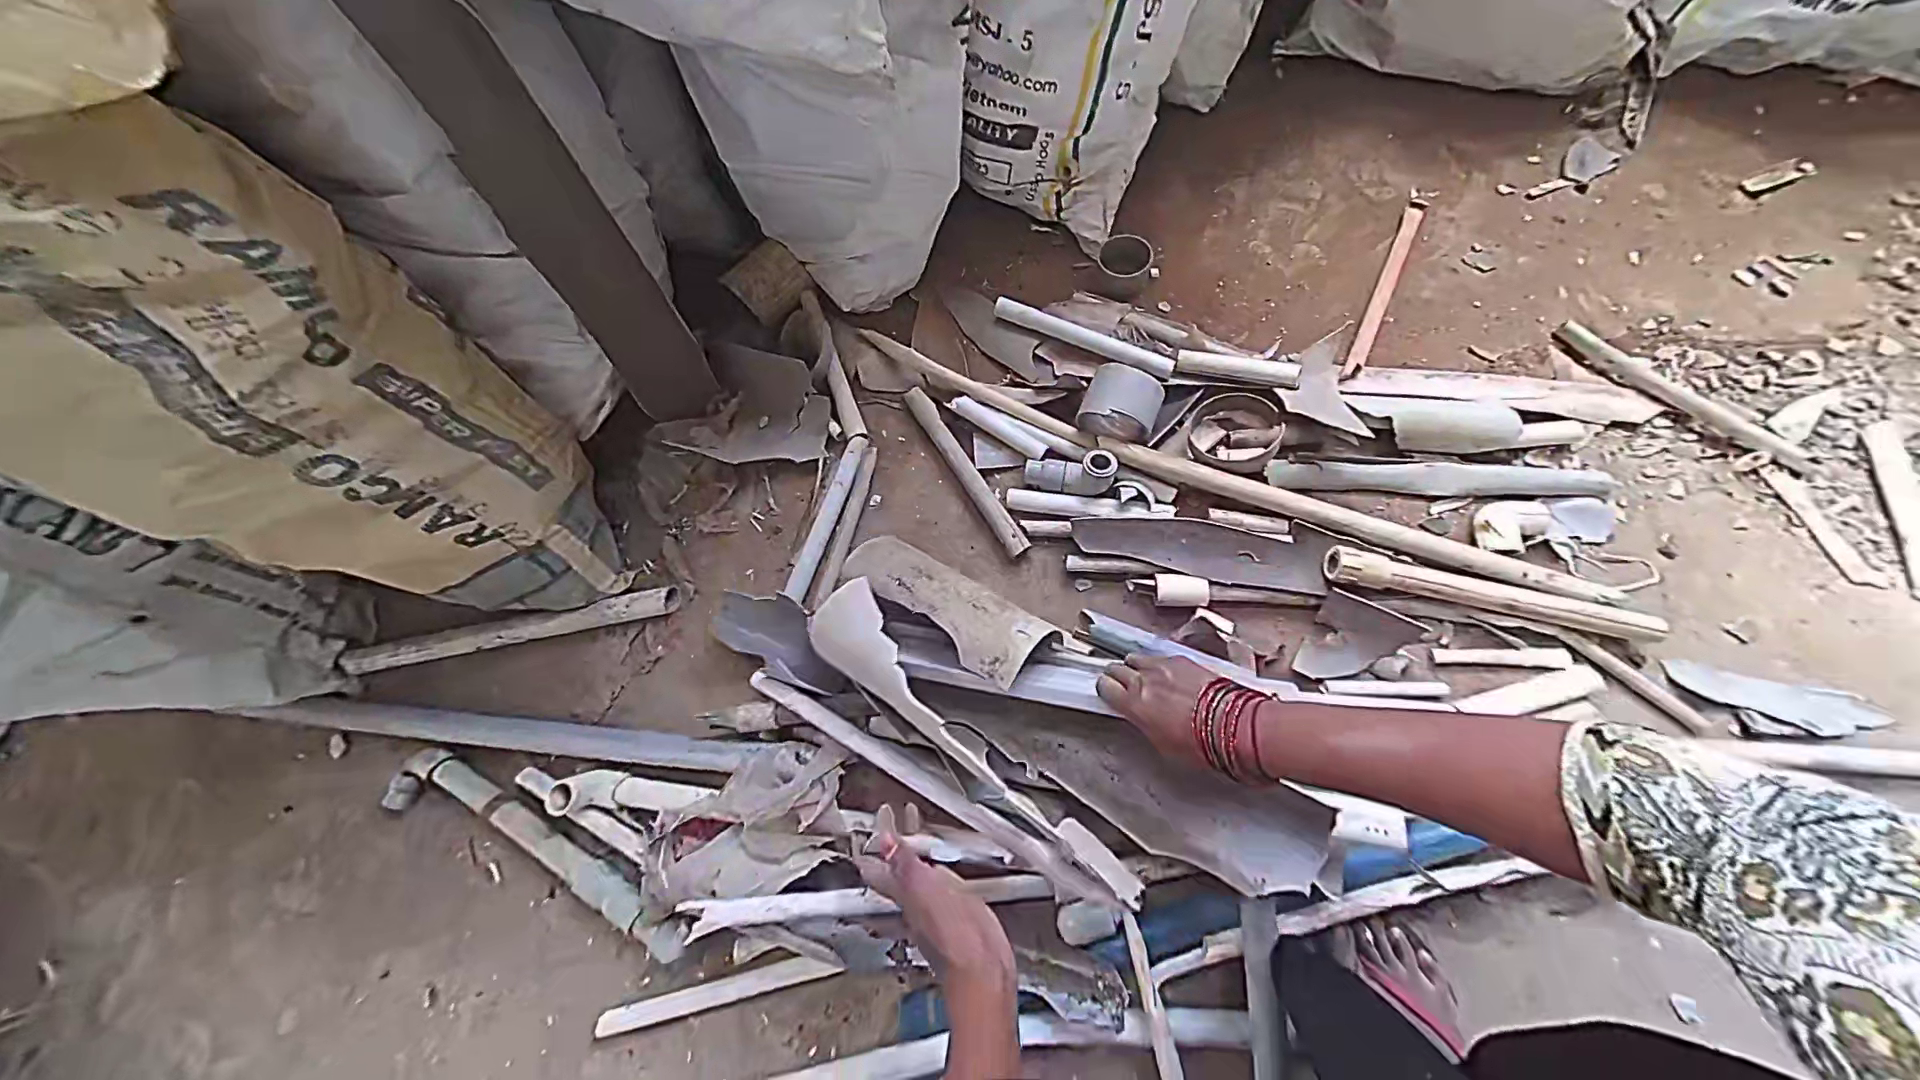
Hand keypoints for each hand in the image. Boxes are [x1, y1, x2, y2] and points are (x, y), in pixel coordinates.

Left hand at [855, 808, 1014, 984]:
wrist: (983, 967)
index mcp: (901, 894)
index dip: (878, 840)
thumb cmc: (952, 938)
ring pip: (919, 872)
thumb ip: (904, 863)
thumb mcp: (923, 889)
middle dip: (896, 841)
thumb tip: (884, 840)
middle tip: (898, 819)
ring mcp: (936, 906)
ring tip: (919, 830)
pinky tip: (946, 861)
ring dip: (918, 851)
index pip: (879, 865)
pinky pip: (944, 879)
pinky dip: (941, 865)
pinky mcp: (960, 908)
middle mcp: (915, 901)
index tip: (883, 815)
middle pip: (897, 867)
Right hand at [1096, 653, 1217, 768]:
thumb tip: (1143, 718)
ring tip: (1146, 677)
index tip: (1109, 692)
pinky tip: (1170, 675)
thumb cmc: (1201, 741)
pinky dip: (1161, 664)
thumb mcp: (1161, 743)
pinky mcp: (1183, 659)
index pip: (1105, 686)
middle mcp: (1144, 679)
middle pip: (1117, 668)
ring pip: (1137, 658)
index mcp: (1133, 703)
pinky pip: (1161, 657)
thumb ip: (1144, 722)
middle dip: (1118, 675)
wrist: (1231, 725)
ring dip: (1137, 666)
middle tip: (1124, 684)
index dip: (1106, 689)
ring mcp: (1163, 666)